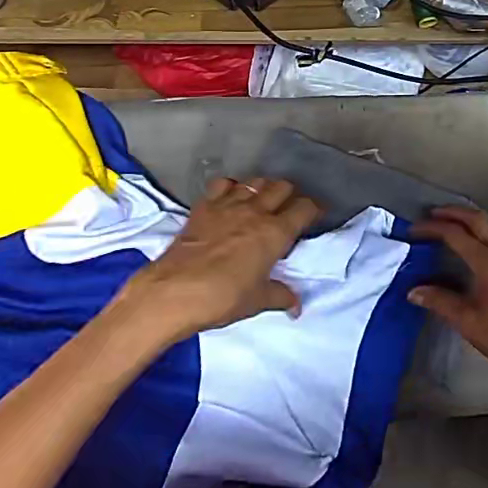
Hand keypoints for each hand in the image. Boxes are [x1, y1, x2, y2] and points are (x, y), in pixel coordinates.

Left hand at [112, 177, 316, 345]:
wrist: (171, 293)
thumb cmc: (222, 298)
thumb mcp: (257, 301)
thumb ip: (281, 297)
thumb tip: (296, 306)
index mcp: (276, 232)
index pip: (305, 208)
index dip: (314, 209)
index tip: (316, 216)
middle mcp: (256, 212)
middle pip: (282, 186)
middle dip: (290, 194)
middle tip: (289, 209)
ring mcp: (228, 206)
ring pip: (255, 181)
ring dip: (263, 188)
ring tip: (262, 201)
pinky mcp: (204, 207)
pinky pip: (223, 185)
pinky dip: (232, 187)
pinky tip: (231, 198)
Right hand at [408, 207, 487, 396]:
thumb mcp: (468, 322)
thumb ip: (440, 302)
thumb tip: (414, 291)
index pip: (457, 234)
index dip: (433, 227)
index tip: (414, 230)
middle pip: (478, 219)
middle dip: (453, 212)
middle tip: (431, 214)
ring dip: (468, 219)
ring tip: (448, 223)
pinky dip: (479, 230)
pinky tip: (469, 244)